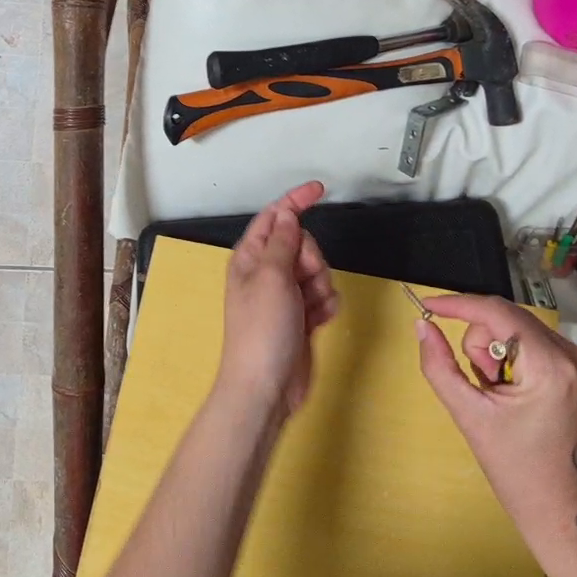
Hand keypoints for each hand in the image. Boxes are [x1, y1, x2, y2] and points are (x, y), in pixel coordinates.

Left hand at [215, 181, 339, 420]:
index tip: (319, 189)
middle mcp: (267, 272)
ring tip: (309, 307)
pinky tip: (318, 321)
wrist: (266, 387)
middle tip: (304, 279)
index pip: (274, 217)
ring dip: (321, 284)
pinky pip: (324, 295)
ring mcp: (285, 295)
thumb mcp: (271, 277)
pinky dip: (326, 305)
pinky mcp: (302, 315)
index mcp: (251, 257)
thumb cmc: (262, 329)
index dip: (295, 201)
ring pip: (318, 269)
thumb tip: (286, 214)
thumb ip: (282, 241)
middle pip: (302, 243)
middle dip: (312, 257)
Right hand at [414, 294, 576, 531]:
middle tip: (481, 384)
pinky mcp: (574, 365)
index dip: (458, 304)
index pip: (496, 312)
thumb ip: (439, 366)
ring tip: (495, 391)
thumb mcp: (469, 415)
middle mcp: (569, 352)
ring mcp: (576, 357)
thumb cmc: (515, 468)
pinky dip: (508, 354)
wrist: (559, 506)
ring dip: (492, 350)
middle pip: (504, 316)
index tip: (426, 305)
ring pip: (514, 325)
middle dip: (479, 343)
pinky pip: (528, 338)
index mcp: (548, 364)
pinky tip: (508, 387)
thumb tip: (422, 326)